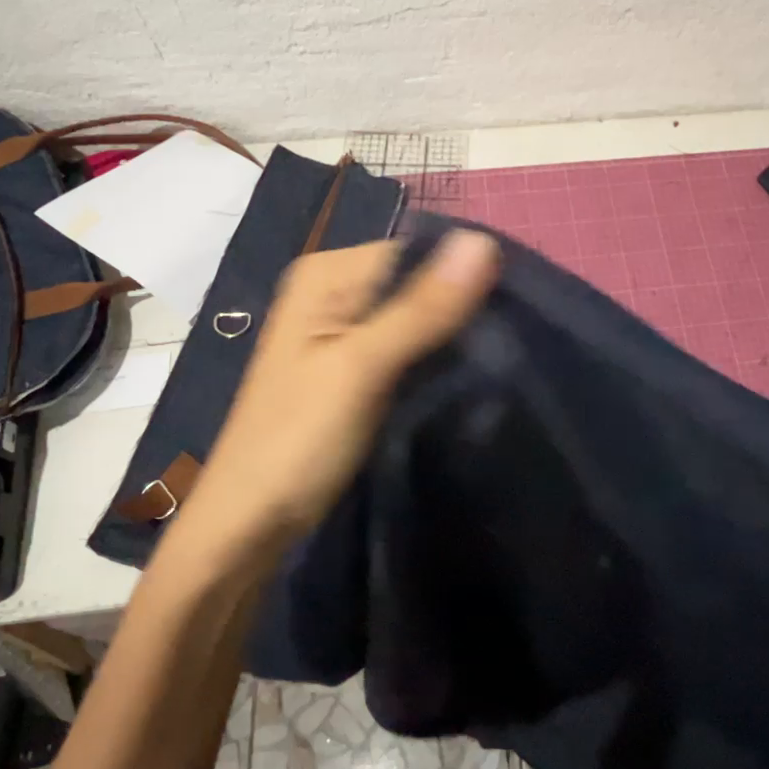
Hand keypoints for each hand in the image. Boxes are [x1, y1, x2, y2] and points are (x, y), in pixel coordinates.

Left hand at [175, 230, 500, 552]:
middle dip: (462, 308)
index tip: (518, 310)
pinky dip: (438, 361)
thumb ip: (423, 307)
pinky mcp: (358, 370)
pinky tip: (469, 378)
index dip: (466, 274)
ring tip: (501, 361)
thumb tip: (484, 241)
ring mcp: (345, 333)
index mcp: (327, 274)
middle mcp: (335, 292)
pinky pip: (412, 349)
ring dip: (455, 338)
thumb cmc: (297, 443)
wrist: (250, 527)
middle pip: (419, 283)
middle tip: (514, 342)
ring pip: (420, 318)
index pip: (417, 251)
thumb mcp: (362, 368)